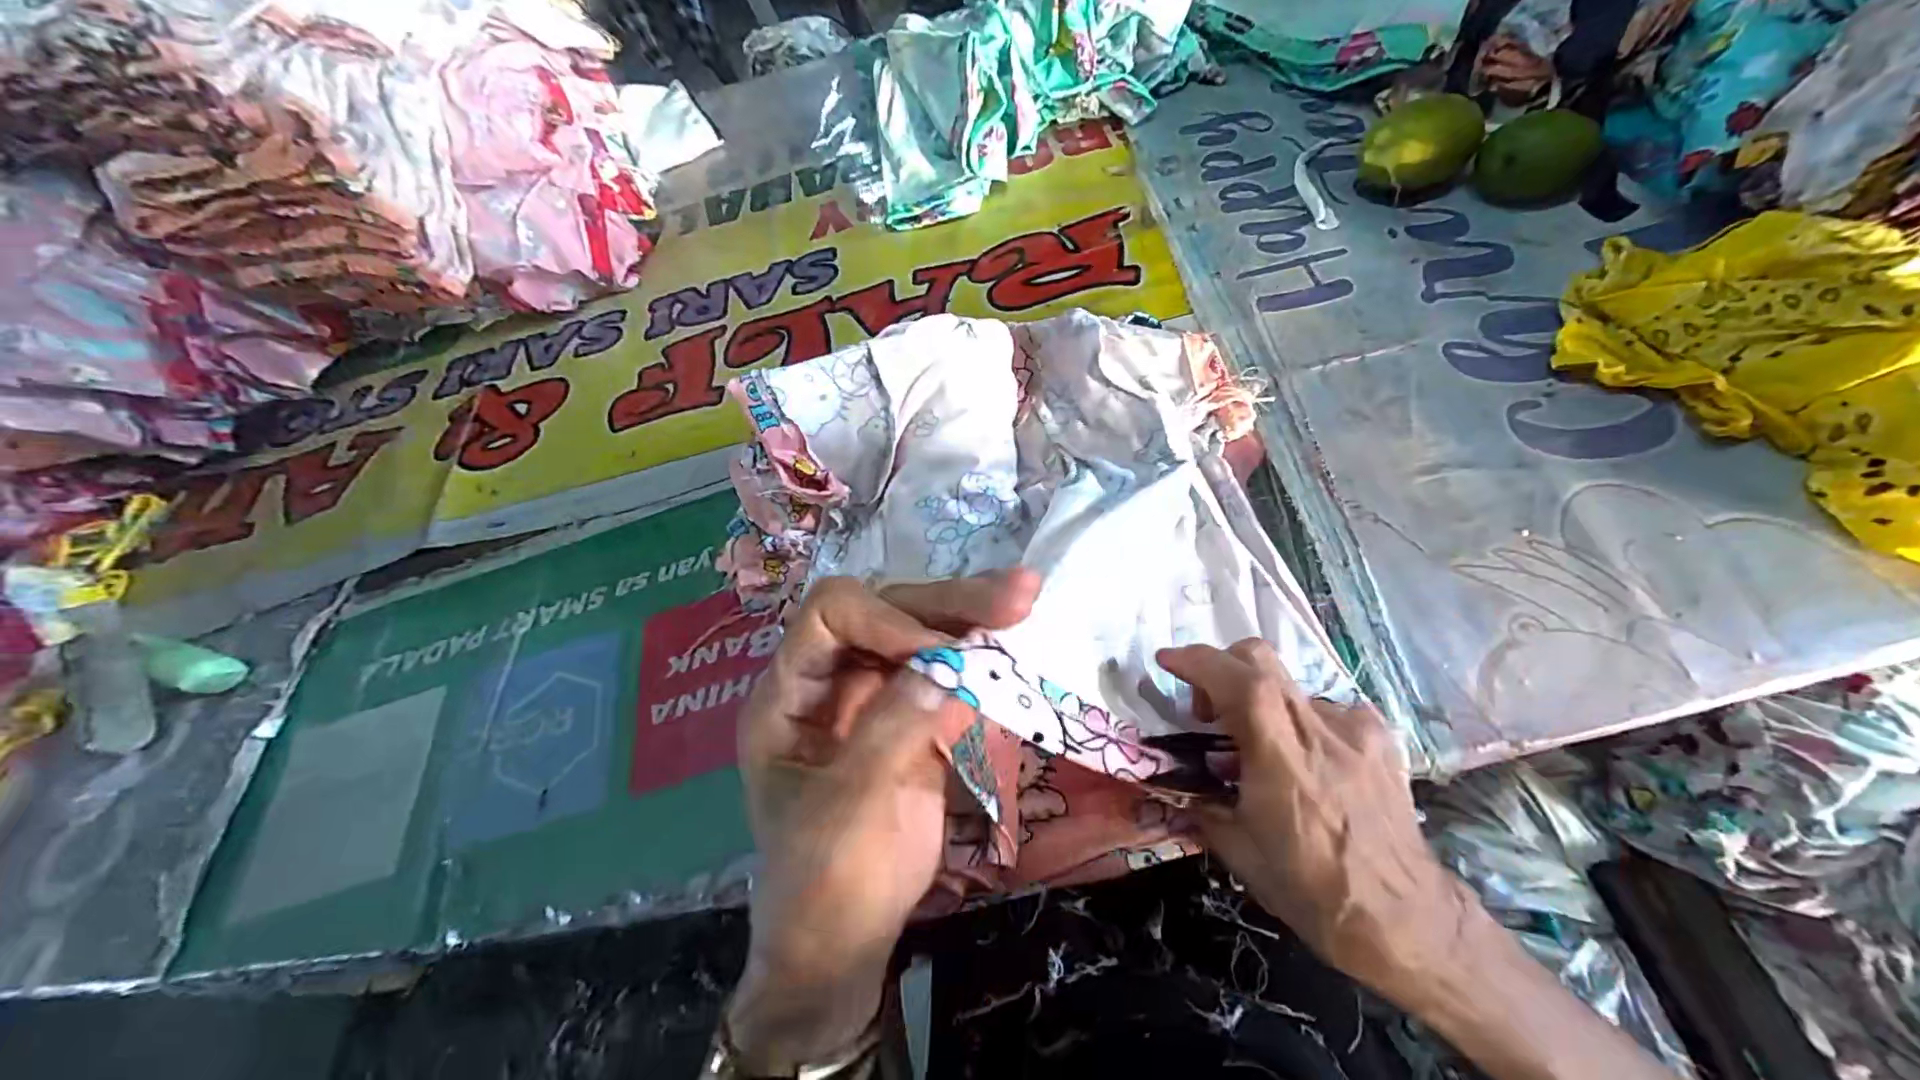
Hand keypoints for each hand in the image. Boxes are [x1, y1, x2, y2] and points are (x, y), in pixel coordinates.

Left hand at [728, 571, 1038, 1071]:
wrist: (844, 942)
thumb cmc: (825, 880)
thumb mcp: (848, 807)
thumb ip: (891, 730)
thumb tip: (945, 664)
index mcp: (790, 694)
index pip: (830, 616)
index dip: (883, 620)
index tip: (935, 653)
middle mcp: (833, 680)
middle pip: (887, 612)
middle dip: (947, 603)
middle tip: (1017, 595)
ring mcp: (878, 696)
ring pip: (925, 634)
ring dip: (973, 616)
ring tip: (1026, 596)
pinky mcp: (916, 719)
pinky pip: (950, 673)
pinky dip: (982, 656)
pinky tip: (1015, 638)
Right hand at [1156, 639, 1481, 1009]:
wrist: (1405, 921)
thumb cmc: (1310, 889)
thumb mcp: (1236, 850)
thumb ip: (1201, 802)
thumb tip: (1177, 781)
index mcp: (1280, 759)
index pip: (1238, 681)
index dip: (1198, 661)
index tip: (1168, 662)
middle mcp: (1319, 732)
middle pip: (1261, 660)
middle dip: (1220, 666)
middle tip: (1208, 708)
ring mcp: (1356, 732)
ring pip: (1291, 684)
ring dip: (1260, 700)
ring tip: (1260, 746)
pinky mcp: (1382, 741)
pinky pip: (1329, 709)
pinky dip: (1303, 719)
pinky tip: (1306, 755)